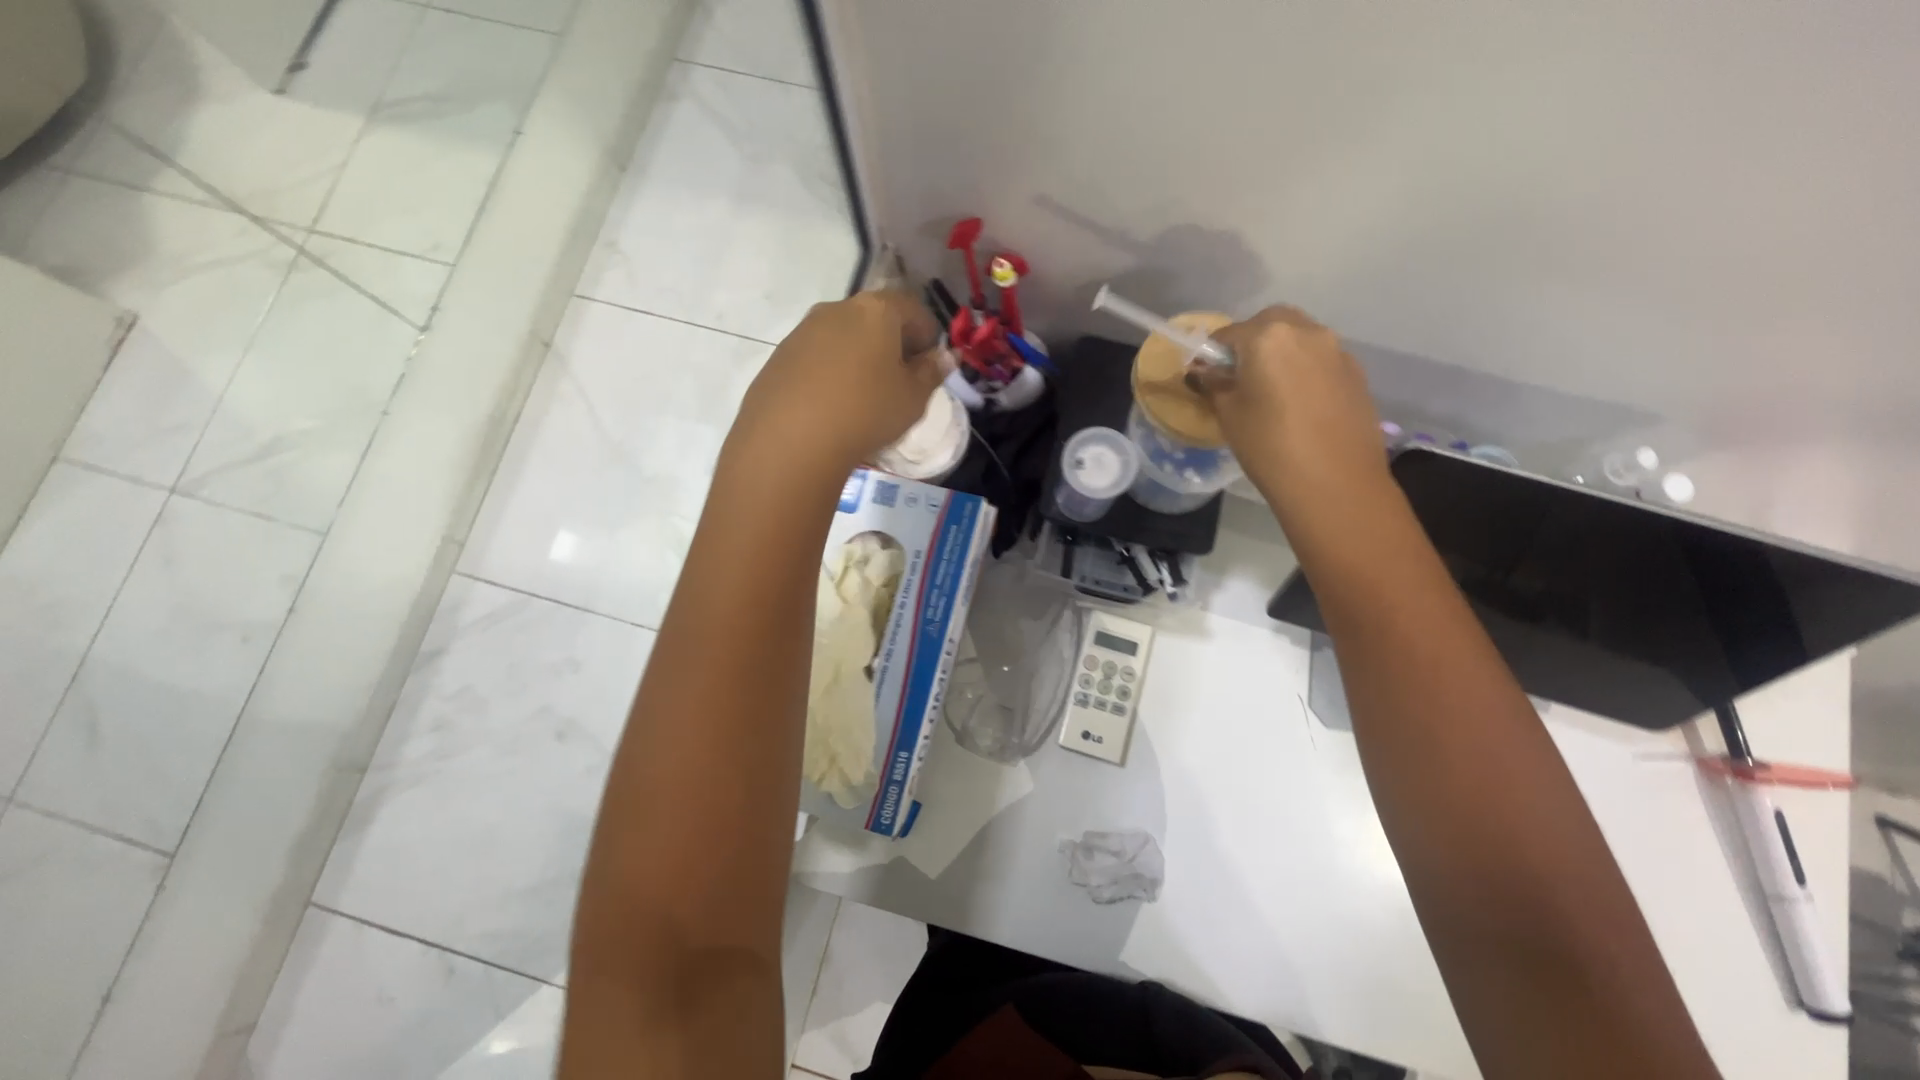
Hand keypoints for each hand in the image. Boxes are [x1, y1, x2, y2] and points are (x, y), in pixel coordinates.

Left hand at [729, 290, 947, 477]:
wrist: (790, 439)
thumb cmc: (866, 411)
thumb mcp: (913, 398)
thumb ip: (932, 372)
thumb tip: (945, 356)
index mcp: (877, 310)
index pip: (914, 309)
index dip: (928, 336)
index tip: (930, 366)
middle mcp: (838, 308)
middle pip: (875, 318)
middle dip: (892, 343)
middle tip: (899, 380)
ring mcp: (804, 330)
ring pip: (843, 336)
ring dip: (858, 356)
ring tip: (863, 396)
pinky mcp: (780, 355)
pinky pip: (816, 356)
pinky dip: (830, 371)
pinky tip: (831, 404)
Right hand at [1189, 306, 1389, 509]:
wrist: (1336, 483)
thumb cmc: (1270, 446)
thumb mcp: (1229, 415)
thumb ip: (1215, 384)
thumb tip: (1204, 371)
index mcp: (1267, 336)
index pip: (1228, 333)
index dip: (1212, 354)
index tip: (1208, 377)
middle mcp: (1306, 331)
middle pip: (1270, 323)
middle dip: (1252, 342)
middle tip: (1240, 377)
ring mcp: (1337, 350)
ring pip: (1300, 338)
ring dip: (1282, 353)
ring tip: (1272, 391)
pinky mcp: (1357, 373)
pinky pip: (1322, 360)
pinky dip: (1306, 370)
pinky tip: (1301, 405)